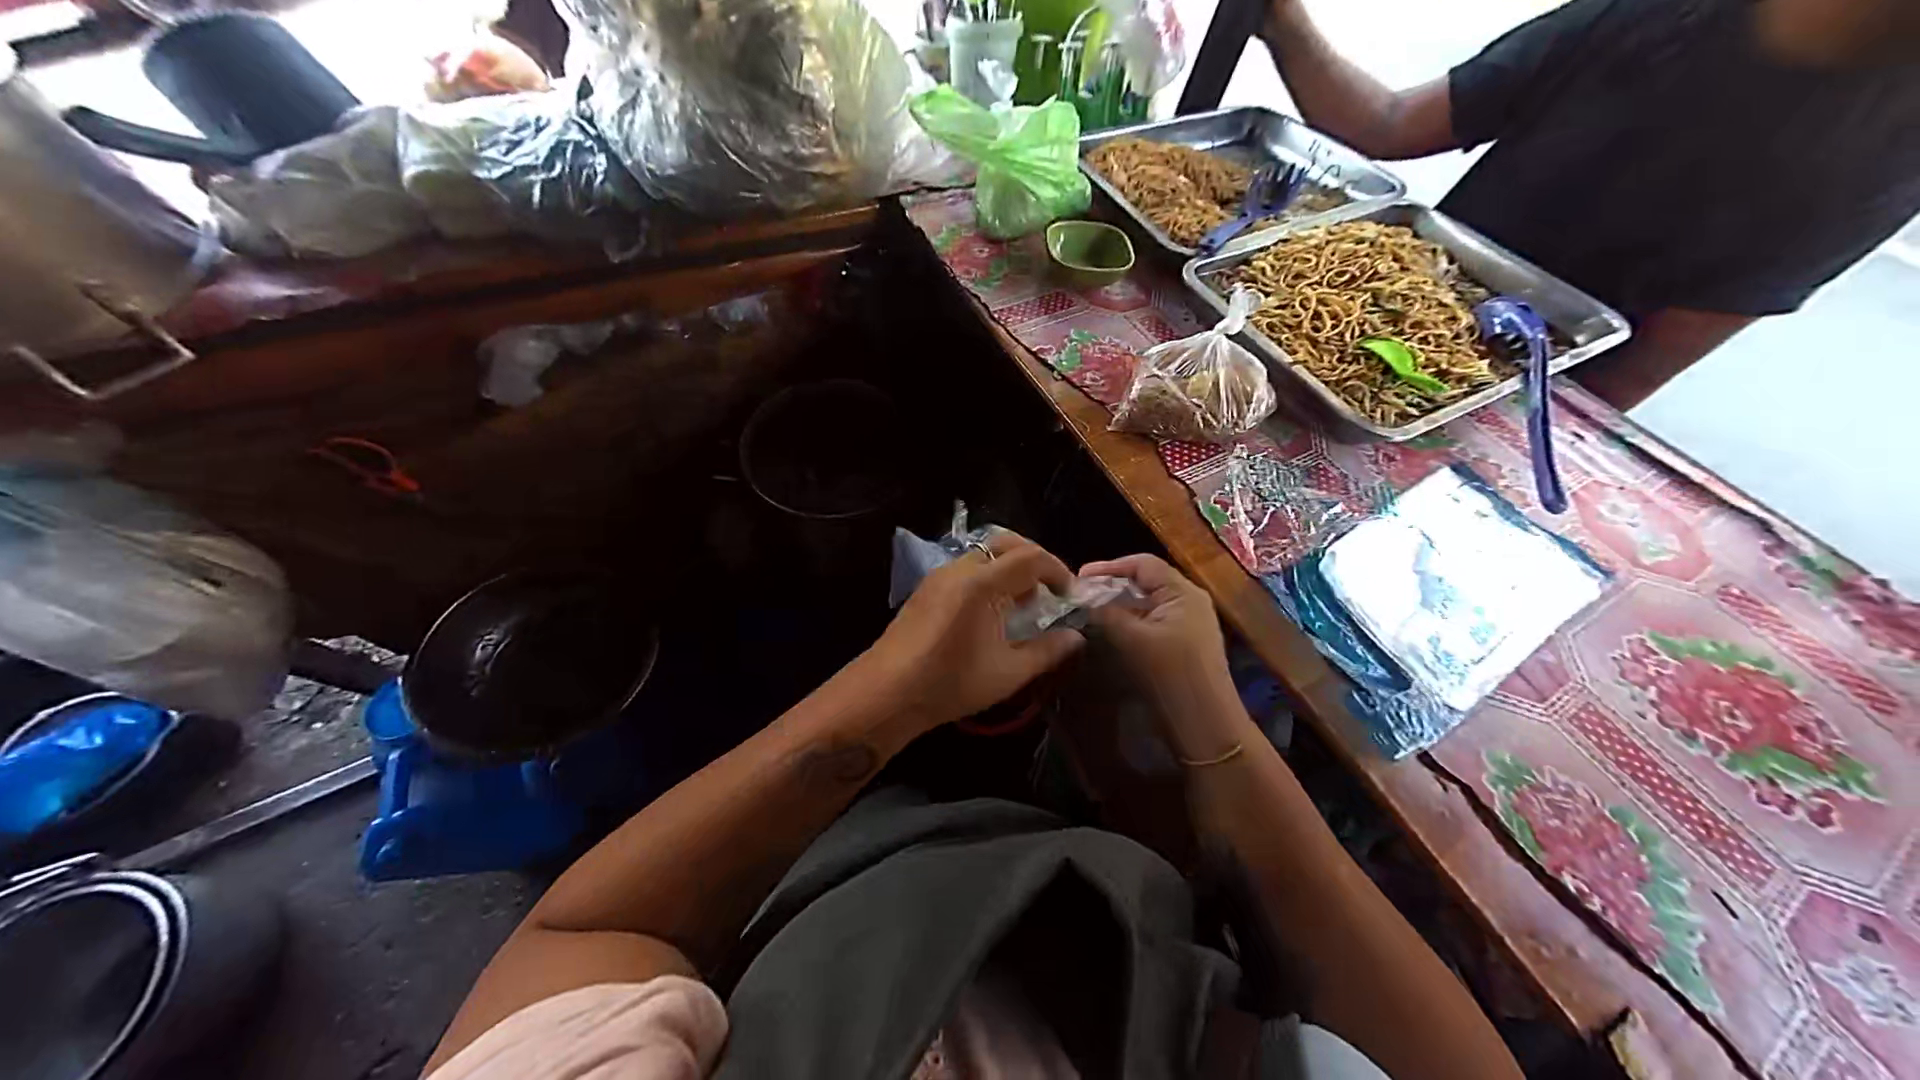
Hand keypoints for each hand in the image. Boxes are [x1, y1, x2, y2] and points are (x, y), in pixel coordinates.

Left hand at [859, 530, 1085, 729]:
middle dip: (1035, 561)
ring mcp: (939, 576)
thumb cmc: (950, 683)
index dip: (1058, 571)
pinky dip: (989, 577)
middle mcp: (959, 569)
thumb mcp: (1008, 673)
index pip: (1031, 557)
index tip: (1070, 596)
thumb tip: (1076, 637)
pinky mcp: (927, 588)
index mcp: (981, 583)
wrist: (886, 692)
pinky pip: (967, 568)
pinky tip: (993, 612)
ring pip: (984, 555)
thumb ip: (1047, 651)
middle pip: (1007, 545)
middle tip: (1051, 592)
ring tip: (1024, 605)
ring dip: (1011, 570)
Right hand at [1079, 554, 1246, 755]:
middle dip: (1112, 585)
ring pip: (1148, 603)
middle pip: (1146, 581)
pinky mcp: (1184, 644)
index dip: (1108, 567)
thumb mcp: (1132, 638)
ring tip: (1090, 612)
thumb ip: (1105, 613)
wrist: (1204, 723)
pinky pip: (1152, 621)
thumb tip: (1085, 600)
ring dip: (1119, 605)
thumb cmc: (1170, 674)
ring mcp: (1189, 624)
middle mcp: (1190, 601)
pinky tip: (1110, 632)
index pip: (1142, 564)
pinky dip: (1130, 621)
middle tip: (1081, 595)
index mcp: (1183, 592)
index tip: (1079, 578)